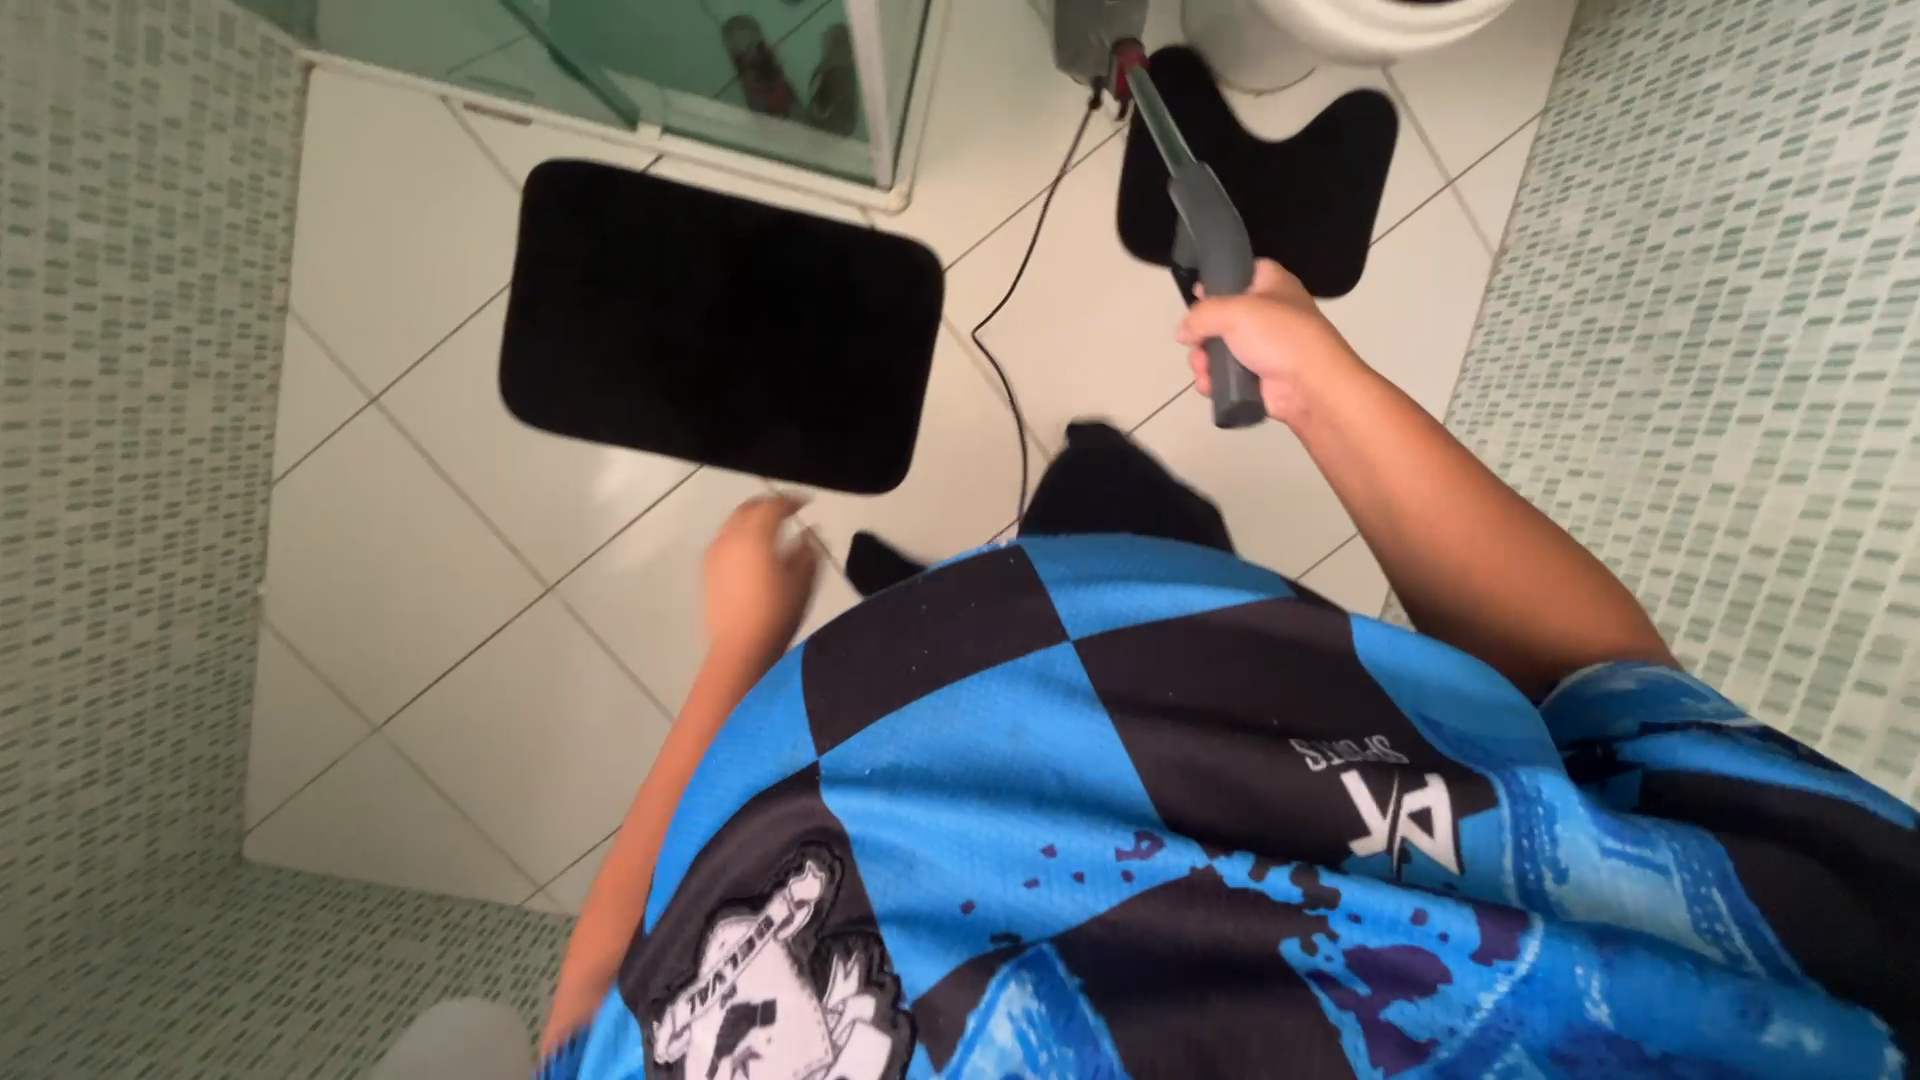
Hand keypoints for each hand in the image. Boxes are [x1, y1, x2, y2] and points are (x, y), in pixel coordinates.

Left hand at [703, 494, 819, 658]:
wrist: (740, 648)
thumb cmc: (778, 612)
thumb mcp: (804, 579)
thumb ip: (809, 548)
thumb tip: (810, 531)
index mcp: (755, 534)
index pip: (774, 504)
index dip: (792, 500)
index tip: (807, 503)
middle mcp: (730, 537)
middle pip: (748, 507)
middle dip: (769, 504)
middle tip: (788, 510)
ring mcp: (714, 553)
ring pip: (734, 523)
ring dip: (753, 519)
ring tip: (772, 529)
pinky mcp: (707, 570)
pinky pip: (725, 540)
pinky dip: (741, 536)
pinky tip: (753, 550)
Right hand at [1175, 259, 1364, 426]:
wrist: (1309, 384)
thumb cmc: (1278, 335)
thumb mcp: (1235, 311)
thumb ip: (1201, 315)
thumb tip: (1183, 332)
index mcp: (1272, 285)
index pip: (1242, 272)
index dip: (1219, 280)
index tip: (1198, 294)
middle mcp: (1267, 313)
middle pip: (1220, 316)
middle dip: (1201, 334)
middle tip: (1195, 344)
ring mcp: (1261, 347)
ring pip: (1218, 349)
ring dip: (1203, 361)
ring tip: (1204, 370)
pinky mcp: (1255, 376)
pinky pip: (1224, 375)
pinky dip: (1212, 381)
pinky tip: (1209, 386)